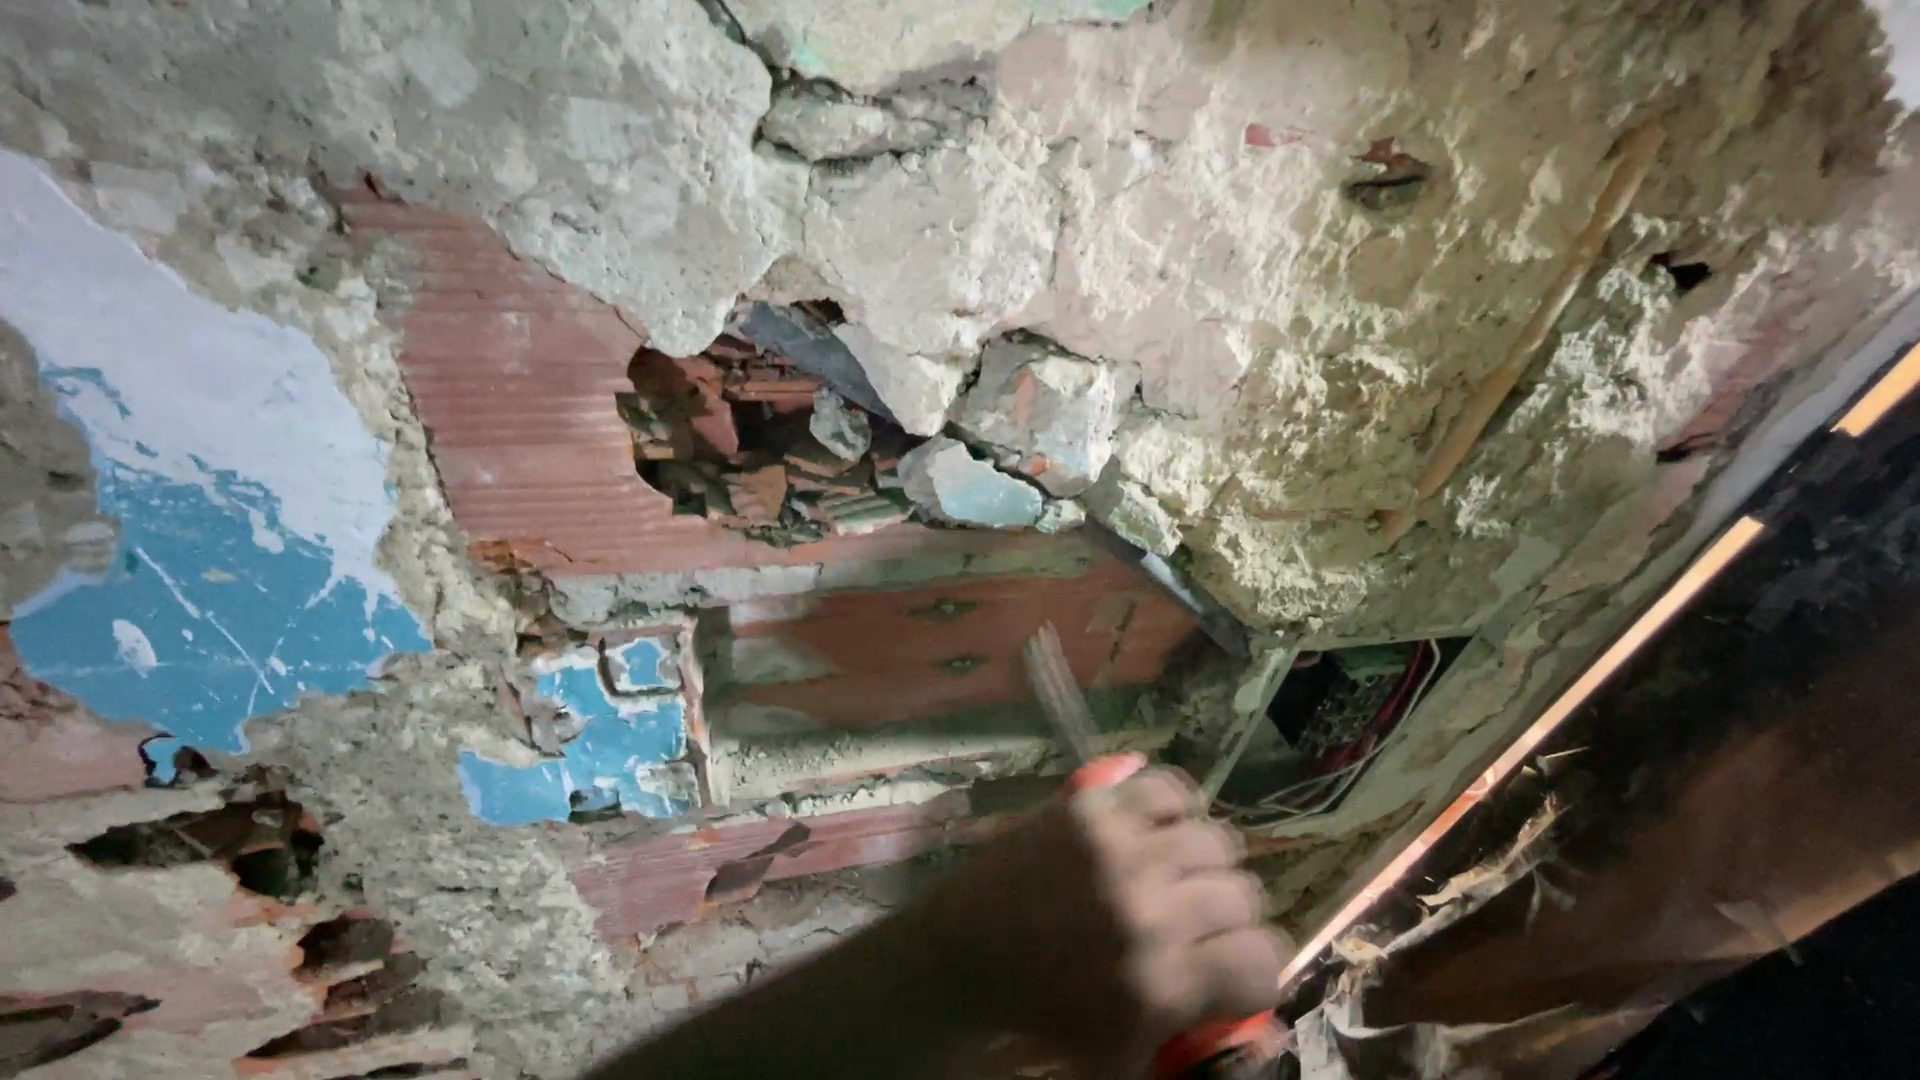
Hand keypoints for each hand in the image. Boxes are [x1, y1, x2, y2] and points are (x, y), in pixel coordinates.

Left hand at [907, 761, 1290, 1069]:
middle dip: (1227, 912)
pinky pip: (1167, 786)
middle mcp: (1150, 909)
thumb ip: (1193, 1025)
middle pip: (1242, 892)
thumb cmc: (1042, 1014)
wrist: (962, 957)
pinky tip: (1158, 826)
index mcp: (1162, 984)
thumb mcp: (1124, 1050)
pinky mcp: (1089, 807)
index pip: (1263, 959)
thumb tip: (1256, 1009)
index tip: (1230, 962)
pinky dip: (1175, 804)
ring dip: (1204, 860)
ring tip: (1177, 870)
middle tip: (1196, 916)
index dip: (1253, 965)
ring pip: (1215, 837)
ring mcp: (1119, 849)